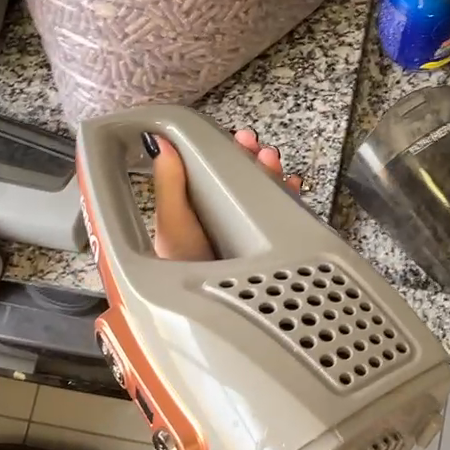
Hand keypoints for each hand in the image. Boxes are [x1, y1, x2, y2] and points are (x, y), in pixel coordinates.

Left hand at [146, 128, 301, 261]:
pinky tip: (292, 190)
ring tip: (275, 164)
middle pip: (236, 181)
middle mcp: (216, 219)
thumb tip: (158, 141)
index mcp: (190, 210)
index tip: (238, 139)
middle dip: (251, 161)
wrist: (214, 311)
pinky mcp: (261, 247)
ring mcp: (240, 233)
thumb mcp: (174, 224)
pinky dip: (286, 200)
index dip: (222, 151)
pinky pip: (276, 217)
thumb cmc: (188, 269)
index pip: (207, 171)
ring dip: (269, 176)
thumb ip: (169, 184)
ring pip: (258, 196)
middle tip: (261, 150)